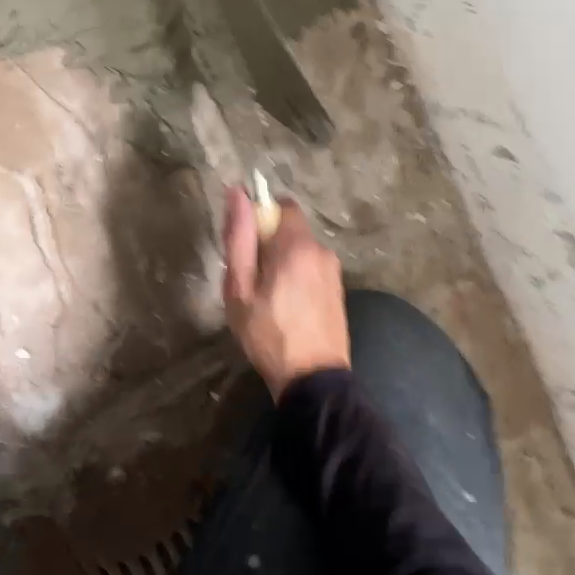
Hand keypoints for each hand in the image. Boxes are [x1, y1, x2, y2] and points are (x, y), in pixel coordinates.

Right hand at [222, 185, 350, 400]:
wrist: (313, 381)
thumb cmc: (269, 333)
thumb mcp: (240, 287)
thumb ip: (238, 237)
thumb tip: (237, 193)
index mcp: (298, 245)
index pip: (280, 204)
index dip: (259, 216)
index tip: (243, 243)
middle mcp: (321, 251)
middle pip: (289, 229)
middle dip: (267, 242)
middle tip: (248, 277)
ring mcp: (333, 273)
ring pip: (299, 250)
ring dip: (280, 261)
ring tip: (264, 296)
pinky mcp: (337, 291)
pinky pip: (310, 268)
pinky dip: (294, 276)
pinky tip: (284, 306)